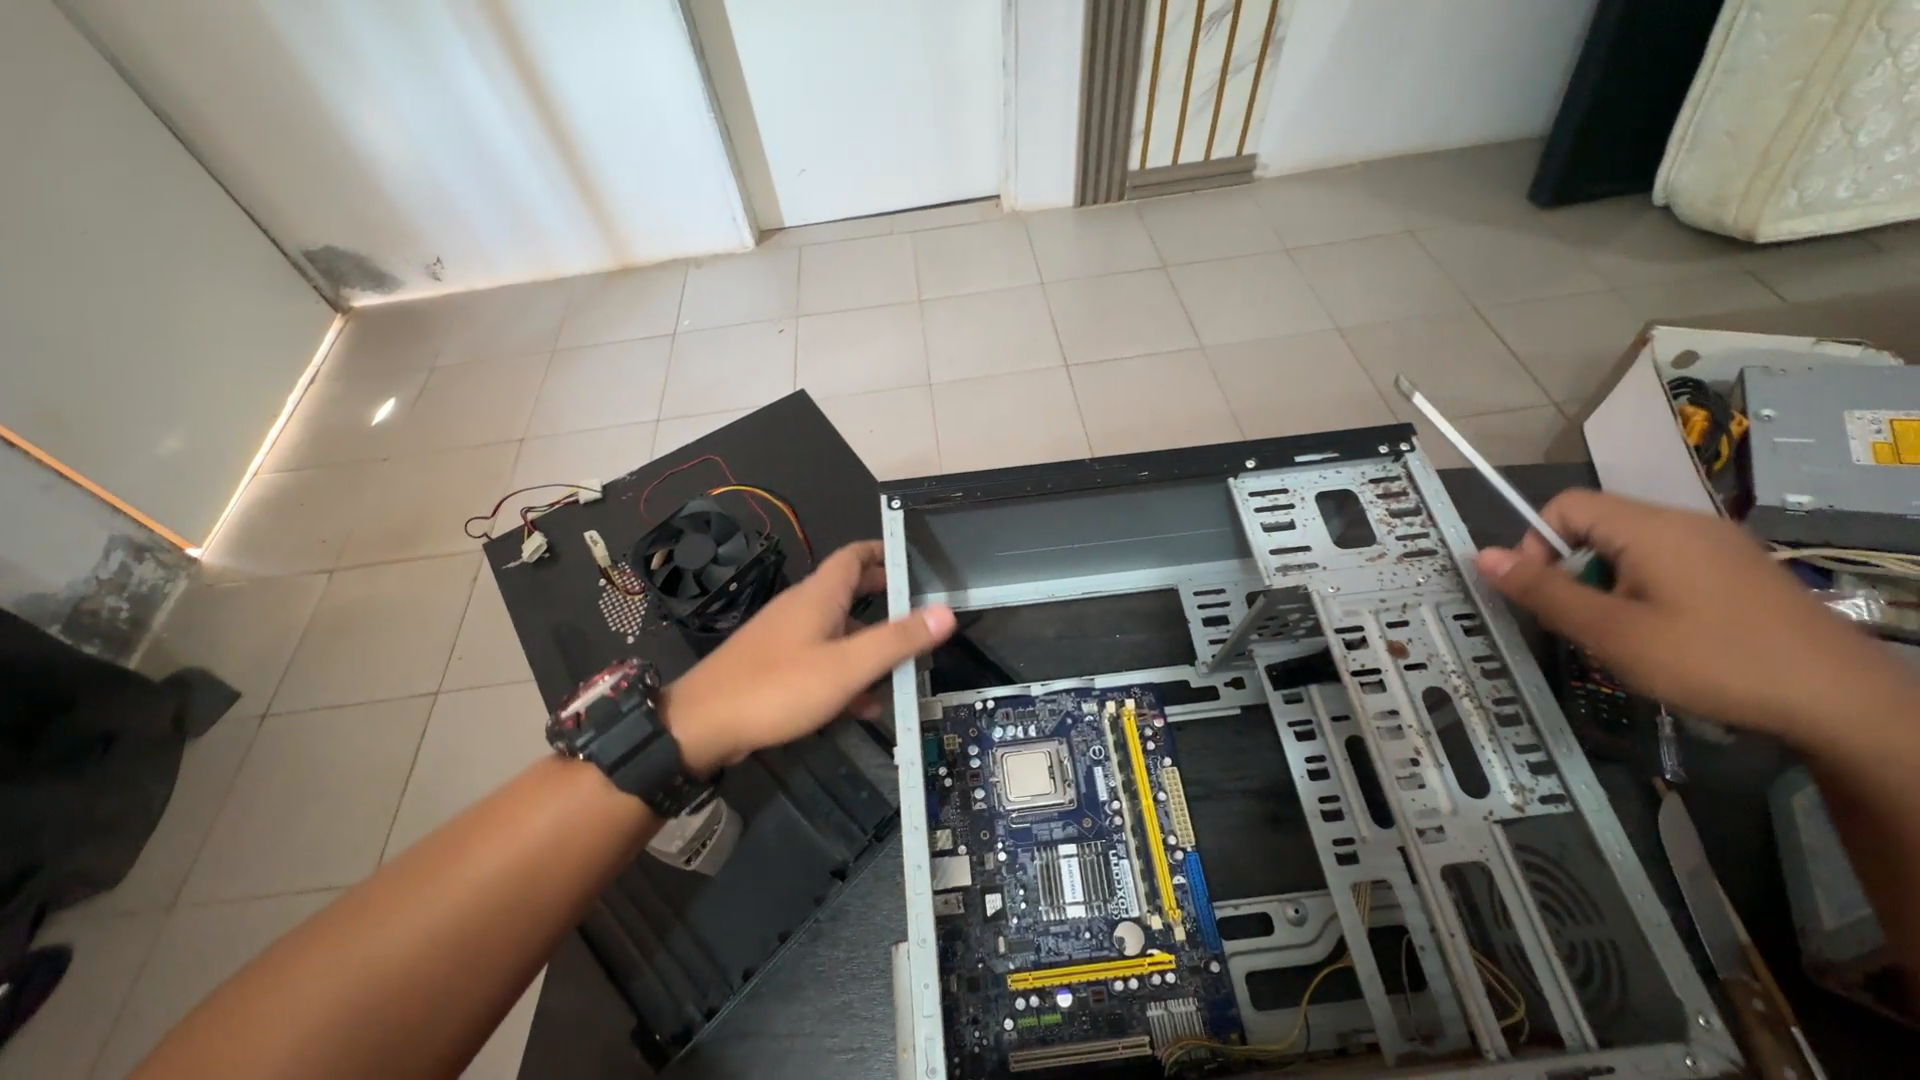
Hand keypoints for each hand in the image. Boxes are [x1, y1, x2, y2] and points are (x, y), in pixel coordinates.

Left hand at [660, 541, 955, 773]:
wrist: (702, 725)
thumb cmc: (778, 687)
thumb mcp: (847, 667)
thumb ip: (897, 640)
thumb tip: (944, 613)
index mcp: (819, 595)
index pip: (855, 555)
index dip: (885, 552)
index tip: (916, 560)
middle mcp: (802, 608)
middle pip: (850, 592)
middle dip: (887, 601)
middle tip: (920, 615)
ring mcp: (786, 637)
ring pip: (839, 631)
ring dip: (870, 646)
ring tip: (903, 671)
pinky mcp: (776, 666)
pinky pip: (821, 660)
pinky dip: (846, 674)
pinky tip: (862, 705)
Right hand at [1474, 490, 1900, 739]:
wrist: (1841, 701)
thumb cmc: (1713, 661)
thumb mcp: (1612, 633)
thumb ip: (1544, 592)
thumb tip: (1481, 555)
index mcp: (1652, 529)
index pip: (1566, 506)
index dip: (1535, 543)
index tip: (1539, 594)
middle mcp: (1686, 524)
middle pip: (1599, 527)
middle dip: (1573, 572)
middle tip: (1583, 626)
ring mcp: (1720, 547)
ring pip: (1633, 551)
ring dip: (1609, 588)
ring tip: (1624, 639)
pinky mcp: (1741, 573)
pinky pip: (1669, 567)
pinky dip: (1646, 594)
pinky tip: (1668, 640)